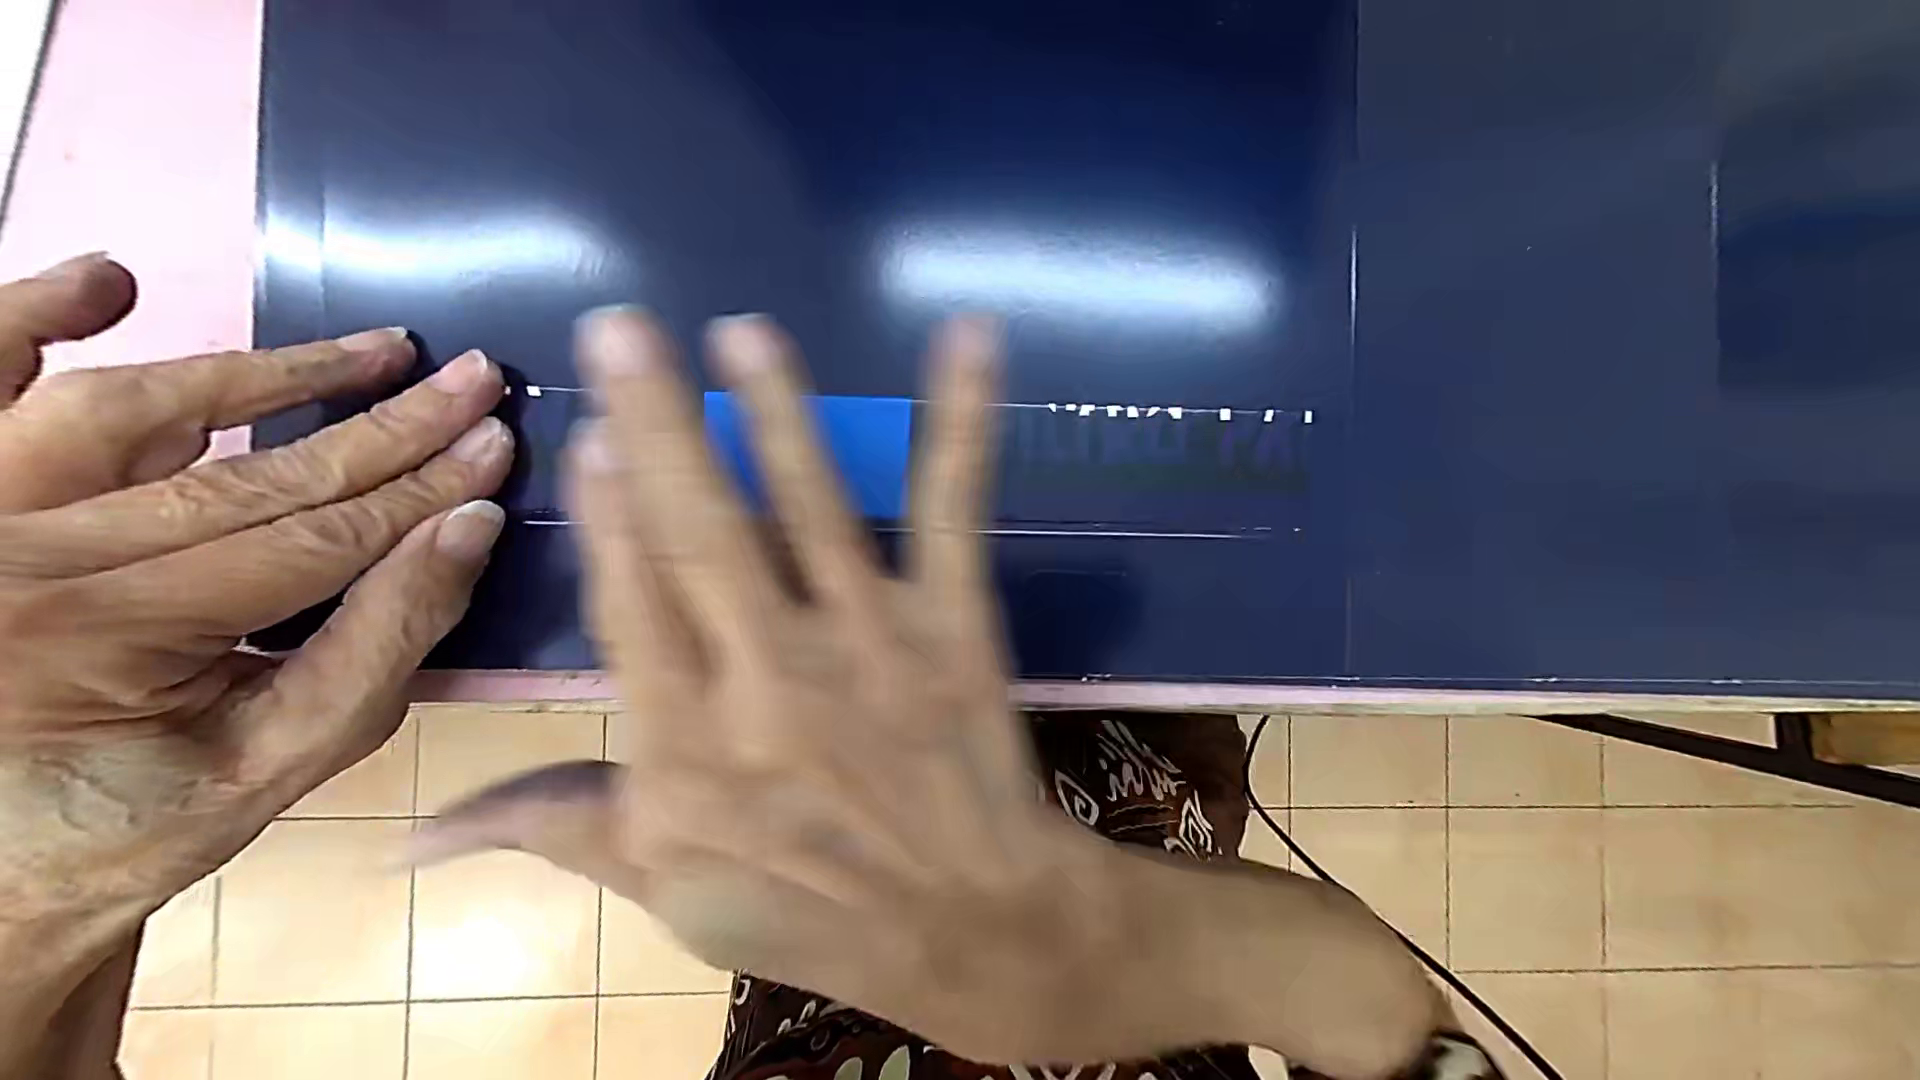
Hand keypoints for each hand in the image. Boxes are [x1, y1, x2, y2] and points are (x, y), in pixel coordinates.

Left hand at [0, 254, 512, 1069]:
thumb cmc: (148, 819)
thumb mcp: (301, 749)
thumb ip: (392, 633)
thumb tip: (473, 525)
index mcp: (103, 634)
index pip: (324, 533)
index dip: (429, 484)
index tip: (502, 436)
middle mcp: (6, 557)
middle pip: (255, 470)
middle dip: (391, 422)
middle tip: (477, 377)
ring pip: (126, 408)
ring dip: (271, 369)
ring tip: (382, 347)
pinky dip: (21, 316)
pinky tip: (106, 278)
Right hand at [417, 310, 1442, 1078]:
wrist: (968, 918)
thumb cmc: (817, 906)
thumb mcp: (676, 890)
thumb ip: (564, 828)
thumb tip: (420, 831)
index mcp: (687, 745)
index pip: (634, 603)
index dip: (613, 515)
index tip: (596, 434)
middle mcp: (770, 676)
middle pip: (702, 534)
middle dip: (661, 426)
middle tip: (625, 330)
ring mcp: (870, 641)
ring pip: (812, 507)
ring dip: (779, 413)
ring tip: (746, 334)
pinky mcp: (952, 623)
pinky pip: (949, 509)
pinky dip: (959, 422)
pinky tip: (966, 341)